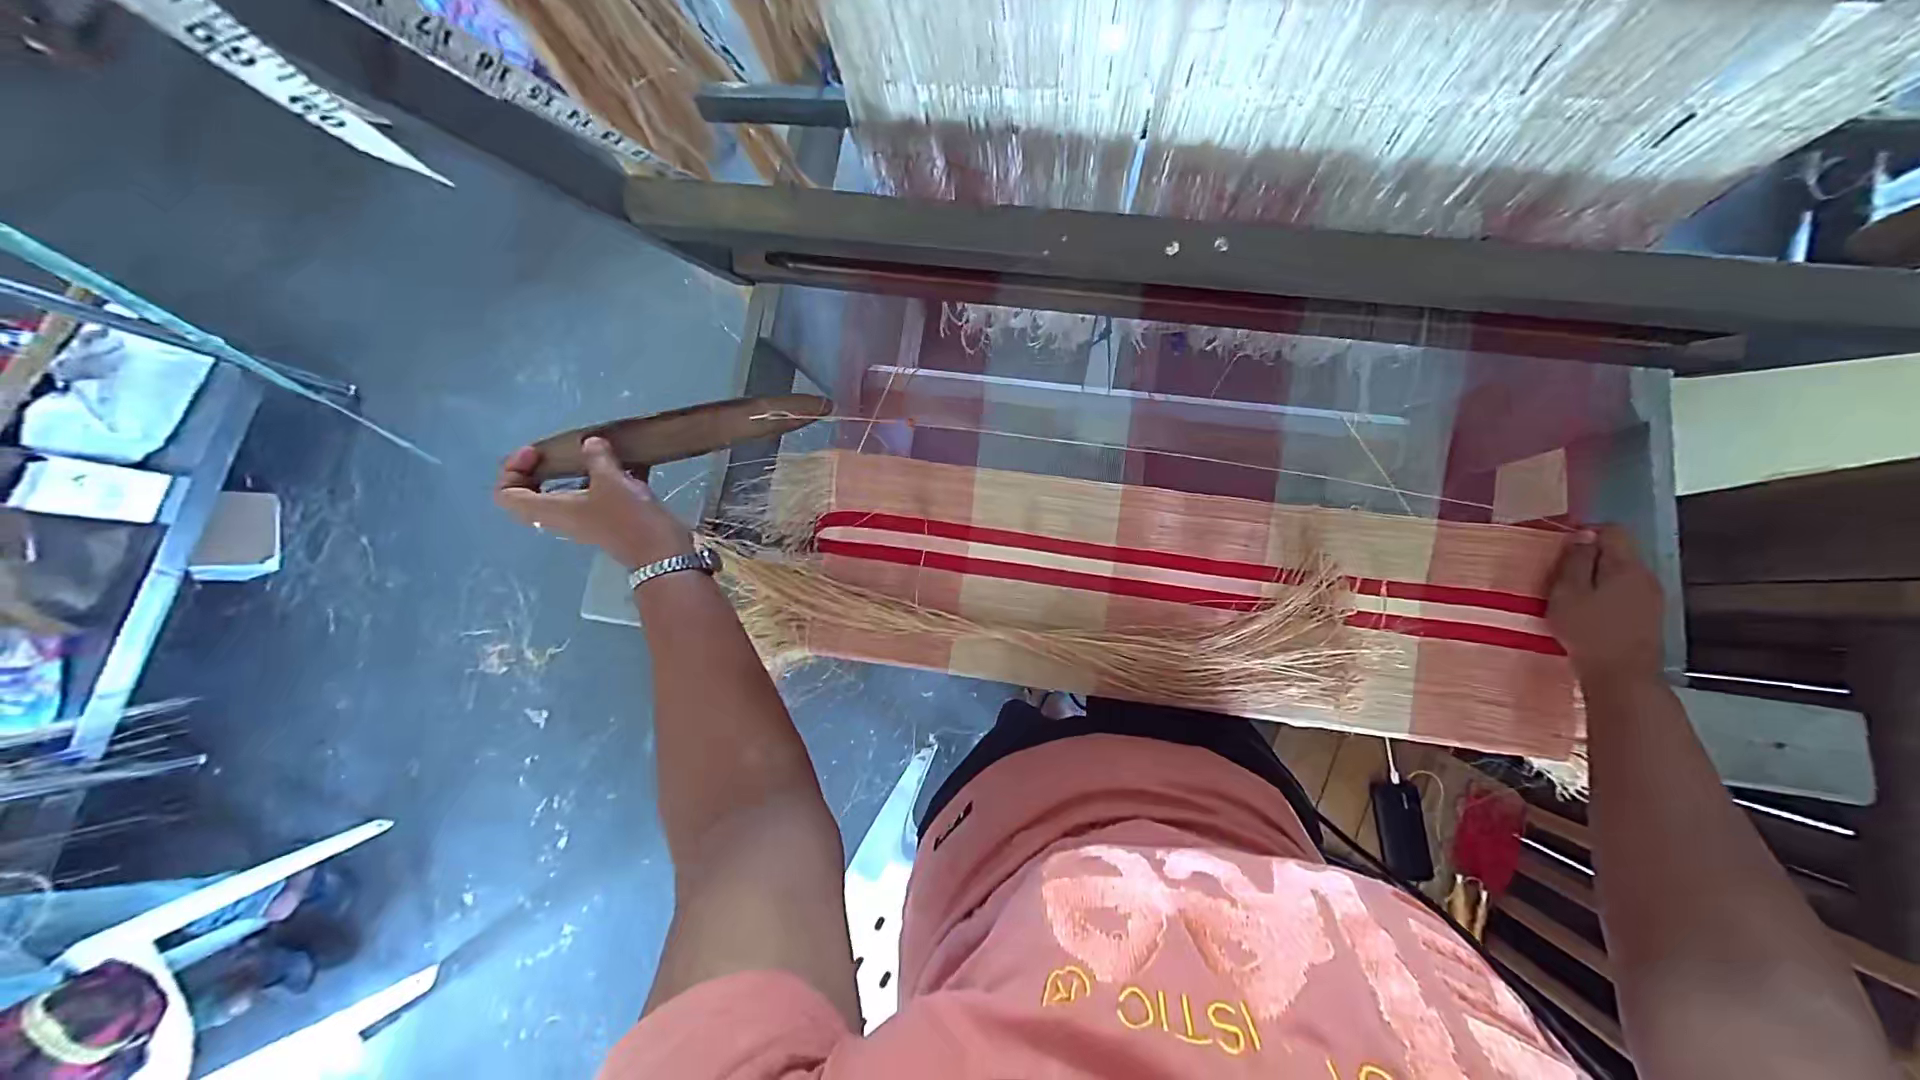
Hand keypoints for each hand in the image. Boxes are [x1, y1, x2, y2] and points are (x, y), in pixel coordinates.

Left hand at [494, 437, 694, 568]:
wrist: (661, 552)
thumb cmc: (628, 517)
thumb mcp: (611, 480)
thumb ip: (597, 457)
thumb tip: (590, 443)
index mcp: (550, 510)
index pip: (506, 495)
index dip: (512, 470)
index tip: (537, 453)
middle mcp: (562, 517)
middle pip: (532, 495)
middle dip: (539, 471)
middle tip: (557, 454)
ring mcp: (586, 521)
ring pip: (565, 495)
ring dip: (573, 474)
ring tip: (594, 455)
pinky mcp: (609, 521)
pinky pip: (594, 497)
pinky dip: (603, 480)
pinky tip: (627, 466)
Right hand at [1547, 524, 1664, 683]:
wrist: (1622, 676)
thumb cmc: (1587, 631)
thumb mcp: (1568, 593)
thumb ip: (1575, 561)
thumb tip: (1583, 534)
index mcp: (1626, 567)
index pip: (1612, 531)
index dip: (1584, 533)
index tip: (1559, 550)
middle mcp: (1646, 576)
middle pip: (1618, 552)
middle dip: (1588, 557)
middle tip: (1558, 576)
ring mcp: (1651, 596)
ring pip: (1620, 572)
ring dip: (1595, 577)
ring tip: (1570, 595)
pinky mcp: (1649, 614)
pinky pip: (1624, 590)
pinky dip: (1604, 593)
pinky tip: (1588, 611)